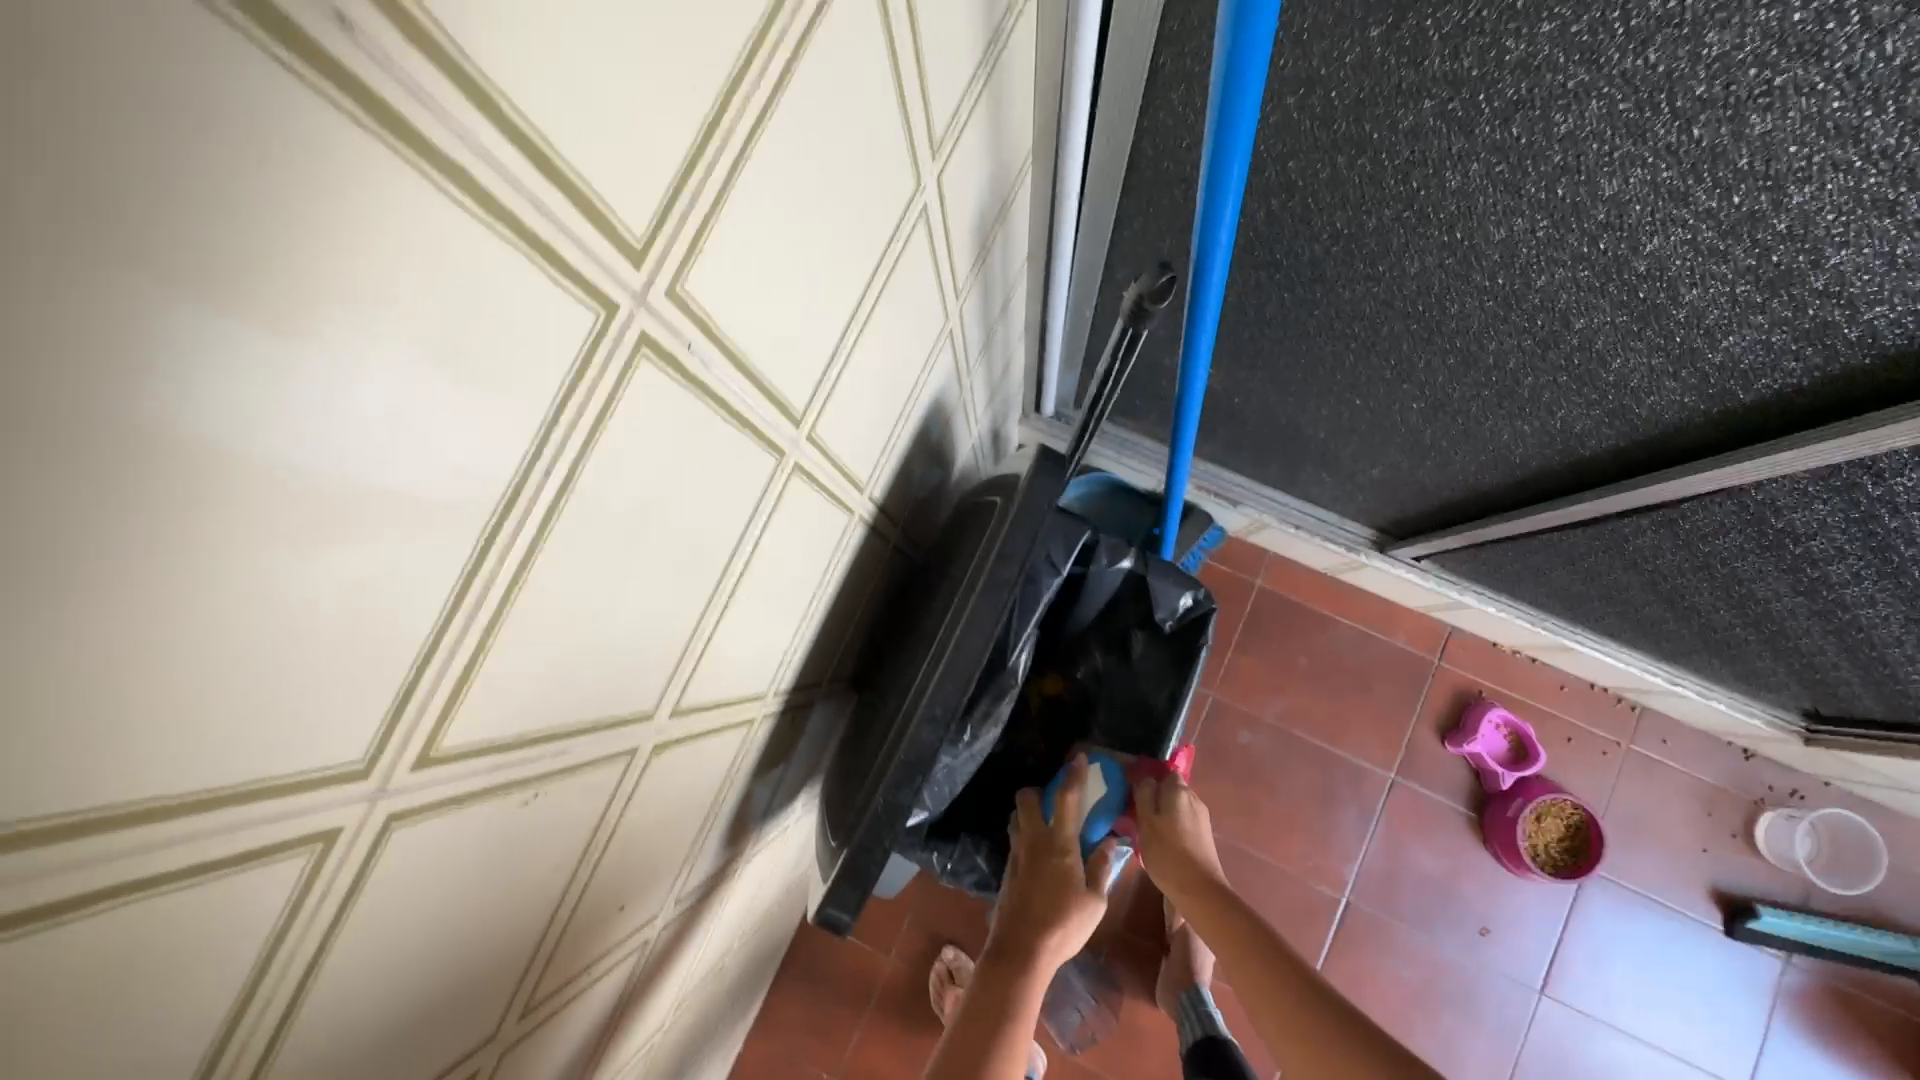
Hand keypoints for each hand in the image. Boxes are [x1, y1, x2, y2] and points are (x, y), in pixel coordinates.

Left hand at [985, 755, 1122, 974]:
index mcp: (1060, 843)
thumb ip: (1101, 867)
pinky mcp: (1006, 870)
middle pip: (1027, 798)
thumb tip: (1108, 842)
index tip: (1079, 759)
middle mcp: (1034, 840)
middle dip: (1040, 791)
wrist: (1020, 949)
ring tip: (1048, 827)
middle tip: (1057, 802)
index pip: (1067, 798)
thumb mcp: (1095, 902)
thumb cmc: (1064, 926)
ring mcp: (1016, 854)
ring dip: (1029, 813)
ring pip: (1016, 817)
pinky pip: (1015, 840)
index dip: (1074, 775)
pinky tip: (1039, 856)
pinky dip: (1025, 836)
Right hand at [1131, 773, 1227, 899]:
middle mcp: (1194, 798)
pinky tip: (1163, 841)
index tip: (1133, 790)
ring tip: (1147, 829)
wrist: (1199, 889)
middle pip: (1171, 788)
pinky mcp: (1204, 834)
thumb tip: (1145, 777)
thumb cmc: (1166, 853)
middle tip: (1136, 812)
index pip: (1164, 771)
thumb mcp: (1146, 822)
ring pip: (1177, 805)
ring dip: (1163, 812)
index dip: (1149, 777)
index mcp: (1178, 791)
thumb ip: (1144, 794)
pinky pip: (1184, 820)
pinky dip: (1172, 824)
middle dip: (1155, 796)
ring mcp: (1202, 817)